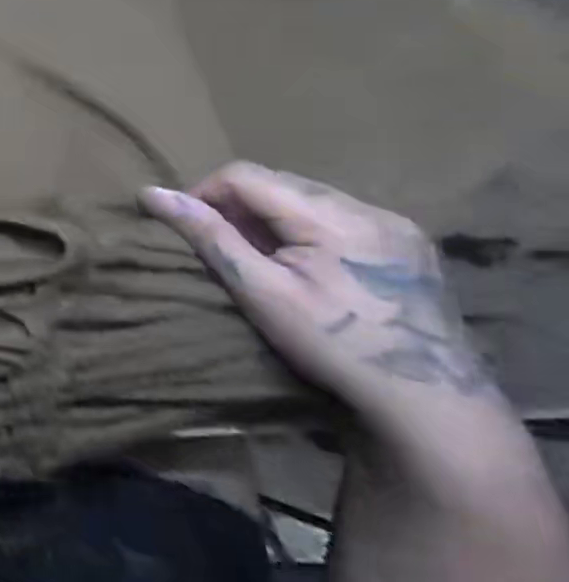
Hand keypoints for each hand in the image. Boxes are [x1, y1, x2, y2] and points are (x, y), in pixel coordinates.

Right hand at [140, 163, 497, 422]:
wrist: (432, 406)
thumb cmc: (333, 345)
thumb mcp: (259, 290)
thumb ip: (208, 235)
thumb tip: (150, 192)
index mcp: (337, 219)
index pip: (245, 175)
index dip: (203, 193)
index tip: (187, 228)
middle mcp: (372, 210)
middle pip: (276, 181)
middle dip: (235, 204)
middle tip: (218, 244)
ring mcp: (397, 226)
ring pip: (303, 195)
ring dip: (266, 215)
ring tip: (255, 254)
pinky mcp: (407, 245)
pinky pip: (333, 214)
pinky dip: (299, 227)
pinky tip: (296, 260)